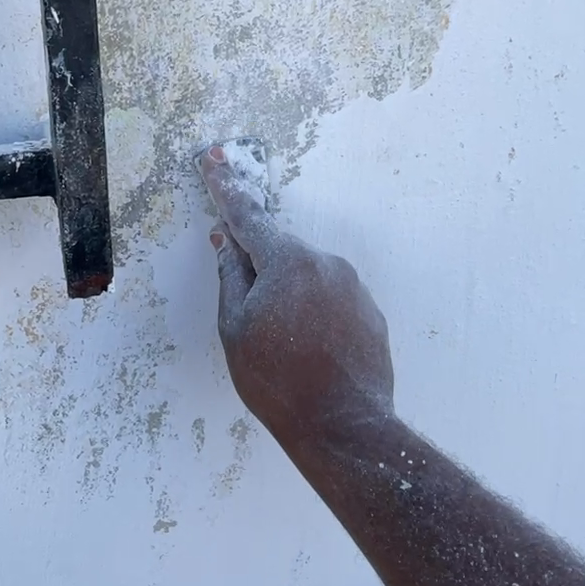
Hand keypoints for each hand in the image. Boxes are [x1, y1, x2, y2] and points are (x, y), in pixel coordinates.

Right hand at [199, 145, 397, 439]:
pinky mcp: (370, 313)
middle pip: (279, 251)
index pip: (248, 216)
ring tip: (280, 346)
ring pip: (306, 276)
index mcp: (289, 261)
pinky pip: (329, 298)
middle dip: (258, 268)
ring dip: (286, 295)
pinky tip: (306, 350)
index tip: (214, 159)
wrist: (344, 426)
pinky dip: (311, 312)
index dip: (226, 188)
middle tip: (246, 313)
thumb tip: (226, 242)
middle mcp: (327, 263)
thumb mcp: (235, 327)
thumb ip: (232, 276)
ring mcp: (354, 288)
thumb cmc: (277, 379)